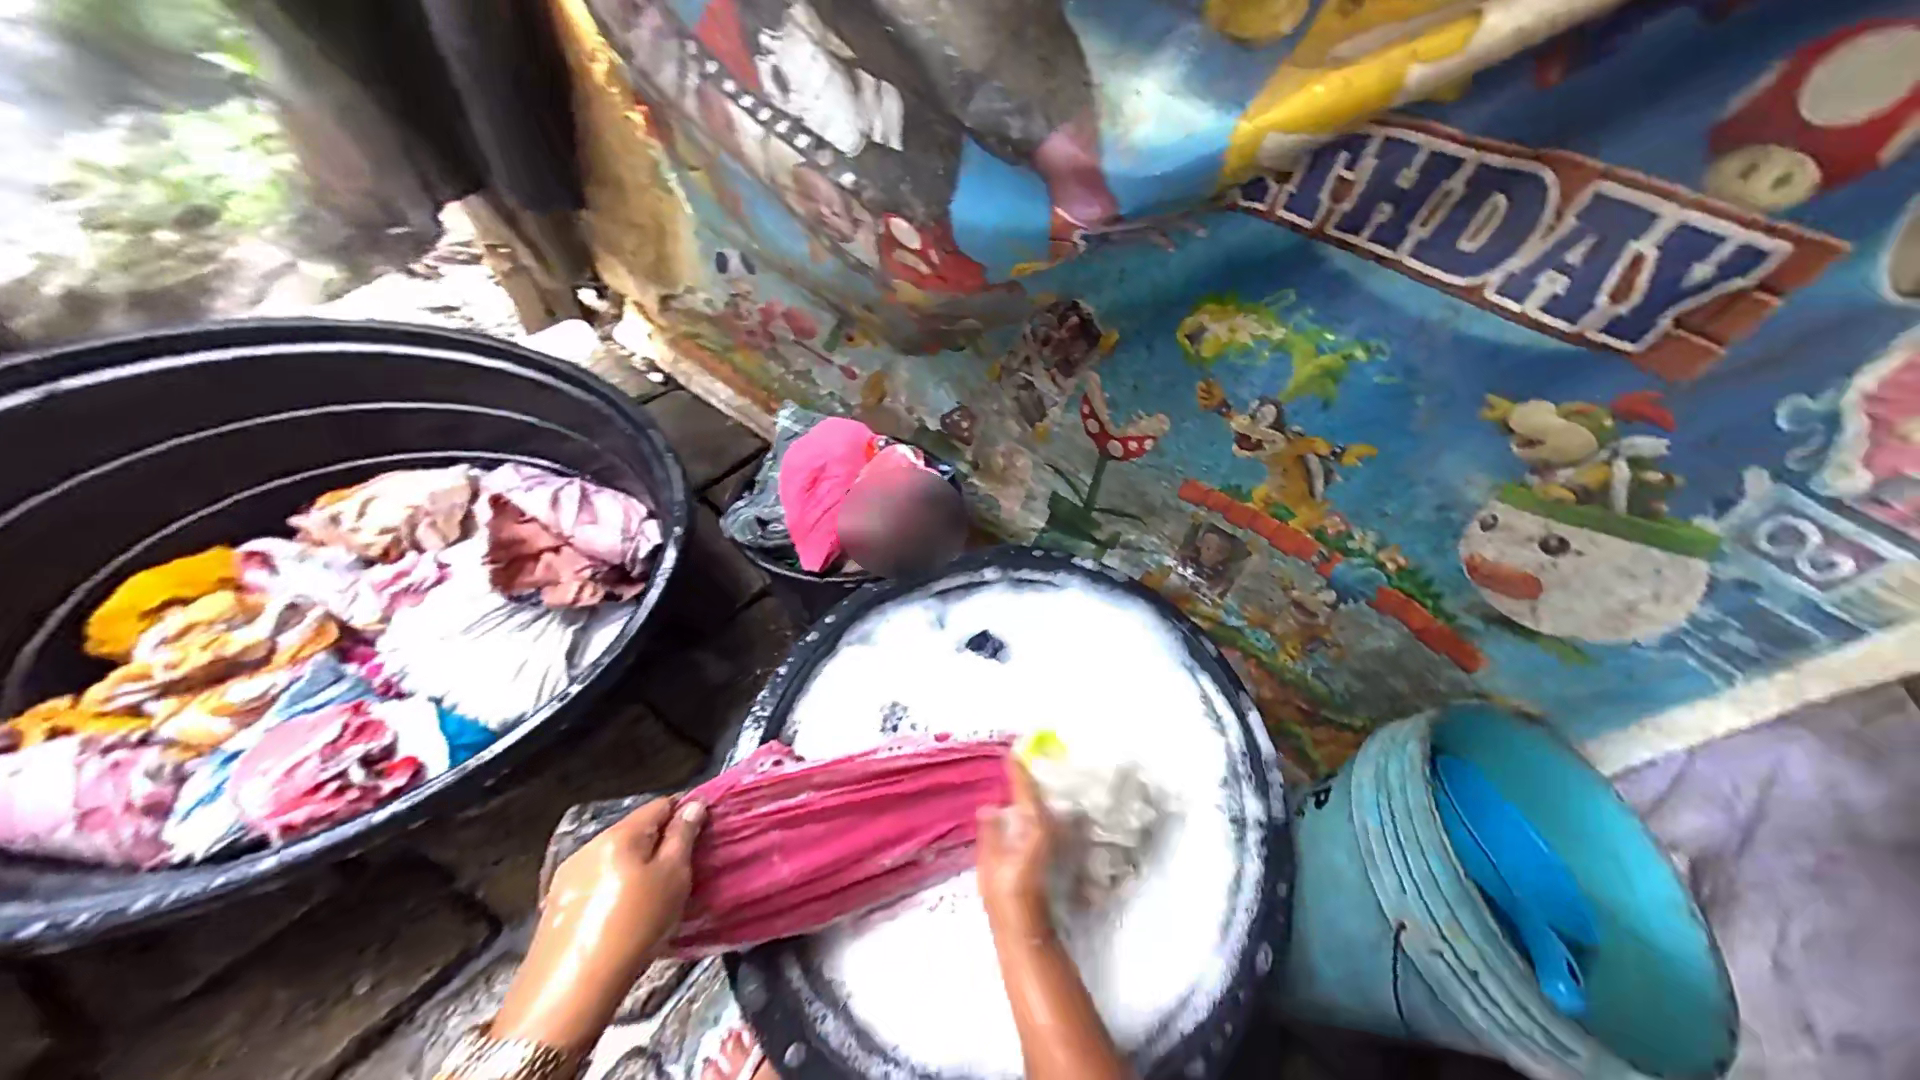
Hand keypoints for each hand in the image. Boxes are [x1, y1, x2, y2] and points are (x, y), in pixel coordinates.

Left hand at [491, 797, 705, 1050]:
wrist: (570, 992)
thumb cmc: (633, 926)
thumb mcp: (673, 878)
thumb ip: (684, 836)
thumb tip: (693, 804)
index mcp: (620, 833)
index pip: (661, 804)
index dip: (685, 814)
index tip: (701, 835)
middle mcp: (590, 844)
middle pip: (636, 829)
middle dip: (660, 842)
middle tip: (682, 871)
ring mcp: (569, 874)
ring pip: (616, 855)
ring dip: (637, 864)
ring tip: (653, 894)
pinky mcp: (557, 902)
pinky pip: (598, 879)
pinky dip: (616, 886)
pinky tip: (623, 913)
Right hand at [977, 758, 1055, 938]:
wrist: (1025, 928)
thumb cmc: (1005, 894)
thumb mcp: (990, 860)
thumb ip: (990, 830)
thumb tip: (990, 808)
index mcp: (1035, 824)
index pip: (1026, 789)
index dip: (1018, 770)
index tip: (1012, 753)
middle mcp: (1052, 827)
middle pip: (1042, 795)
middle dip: (1031, 779)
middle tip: (1017, 762)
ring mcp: (1057, 840)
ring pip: (1047, 808)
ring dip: (1036, 795)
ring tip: (1021, 783)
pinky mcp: (1056, 853)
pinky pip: (1047, 820)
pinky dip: (1038, 810)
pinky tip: (1026, 811)